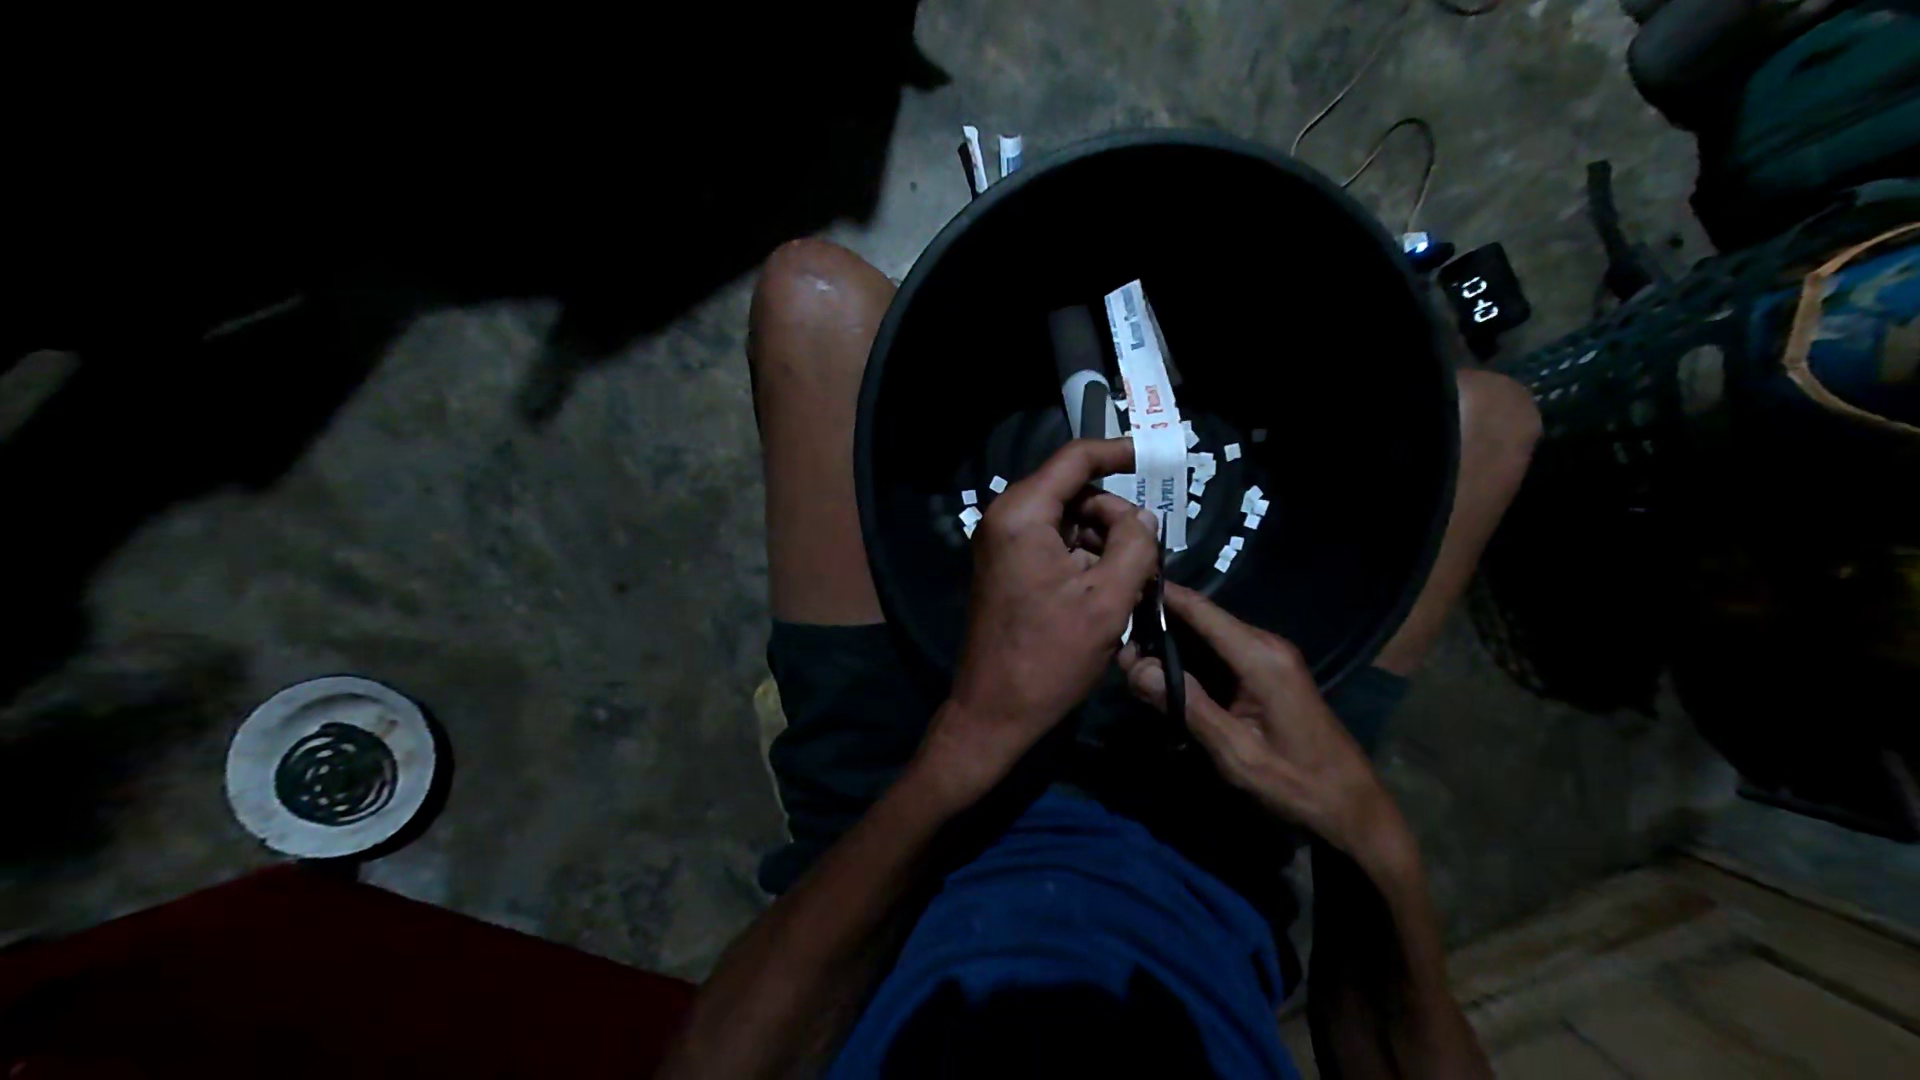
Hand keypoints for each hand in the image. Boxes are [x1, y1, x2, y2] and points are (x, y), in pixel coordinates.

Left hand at [918, 439, 1160, 805]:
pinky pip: (1054, 546)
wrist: (995, 709)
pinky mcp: (1007, 568)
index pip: (1075, 460)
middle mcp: (1005, 519)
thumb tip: (1144, 516)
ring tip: (1132, 582)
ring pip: (1068, 522)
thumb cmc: (1050, 655)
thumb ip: (1135, 545)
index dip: (1117, 452)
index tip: (1152, 456)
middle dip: (1115, 517)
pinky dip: (1084, 559)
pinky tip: (1106, 592)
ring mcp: (1002, 545)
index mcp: (1022, 514)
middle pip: (1074, 493)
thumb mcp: (1108, 598)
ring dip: (1104, 543)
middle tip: (1149, 555)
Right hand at [1119, 584, 1416, 873]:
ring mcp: (1268, 658)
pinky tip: (1162, 675)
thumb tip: (1135, 666)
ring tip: (1129, 659)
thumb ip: (1185, 705)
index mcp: (1260, 657)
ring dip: (1170, 645)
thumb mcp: (1235, 751)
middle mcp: (1265, 645)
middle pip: (1200, 620)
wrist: (1351, 808)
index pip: (1200, 610)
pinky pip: (1219, 653)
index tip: (1122, 587)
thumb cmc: (1296, 783)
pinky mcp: (1266, 673)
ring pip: (1207, 636)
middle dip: (1157, 626)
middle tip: (1116, 644)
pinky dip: (1189, 659)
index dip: (1161, 595)